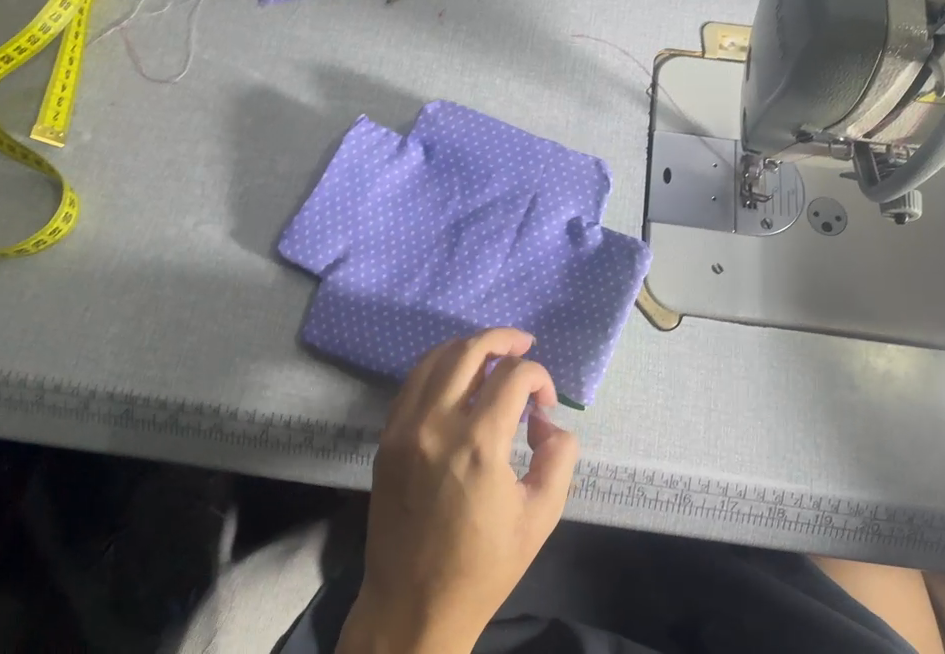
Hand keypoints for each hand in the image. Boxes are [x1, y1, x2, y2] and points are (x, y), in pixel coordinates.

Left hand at [339, 328, 578, 653]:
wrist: (413, 604)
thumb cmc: (483, 567)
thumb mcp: (540, 517)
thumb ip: (558, 458)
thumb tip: (548, 422)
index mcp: (479, 445)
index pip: (513, 376)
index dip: (539, 378)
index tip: (546, 405)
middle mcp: (437, 425)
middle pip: (470, 350)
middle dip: (504, 340)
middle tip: (525, 345)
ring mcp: (405, 428)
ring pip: (436, 358)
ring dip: (469, 347)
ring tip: (493, 354)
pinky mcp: (386, 438)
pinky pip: (411, 382)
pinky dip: (437, 367)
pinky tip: (456, 376)